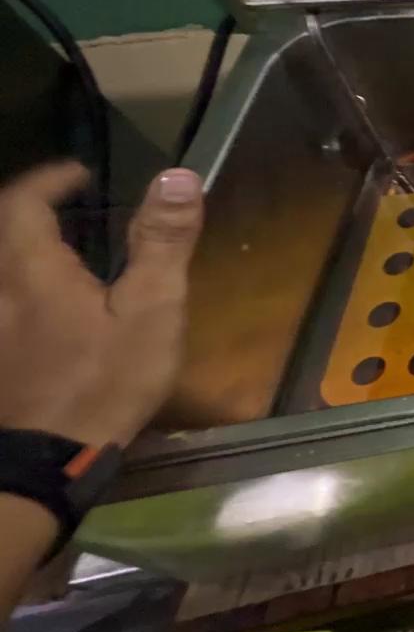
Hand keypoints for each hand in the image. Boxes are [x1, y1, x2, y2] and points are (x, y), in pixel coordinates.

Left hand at [0, 163, 204, 446]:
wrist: (47, 457)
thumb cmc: (108, 376)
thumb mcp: (152, 306)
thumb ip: (162, 241)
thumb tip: (177, 177)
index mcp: (32, 275)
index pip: (20, 208)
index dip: (47, 183)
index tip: (81, 173)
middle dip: (29, 214)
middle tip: (73, 205)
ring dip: (22, 251)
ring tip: (63, 248)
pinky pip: (2, 302)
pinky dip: (21, 284)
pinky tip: (47, 302)